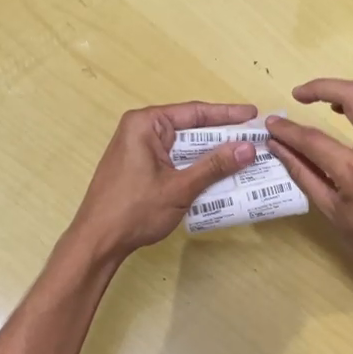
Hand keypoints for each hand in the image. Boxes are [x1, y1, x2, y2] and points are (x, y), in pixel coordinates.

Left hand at [69, 101, 258, 260]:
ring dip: (211, 155)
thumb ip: (214, 166)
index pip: (194, 112)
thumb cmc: (134, 210)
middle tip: (254, 138)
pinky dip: (196, 167)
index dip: (227, 114)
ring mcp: (139, 150)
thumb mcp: (180, 187)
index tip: (252, 115)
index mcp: (145, 124)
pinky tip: (219, 175)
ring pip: (184, 147)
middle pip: (190, 128)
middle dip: (222, 136)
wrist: (98, 241)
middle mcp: (140, 131)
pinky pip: (175, 161)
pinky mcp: (140, 168)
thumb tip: (247, 148)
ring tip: (244, 157)